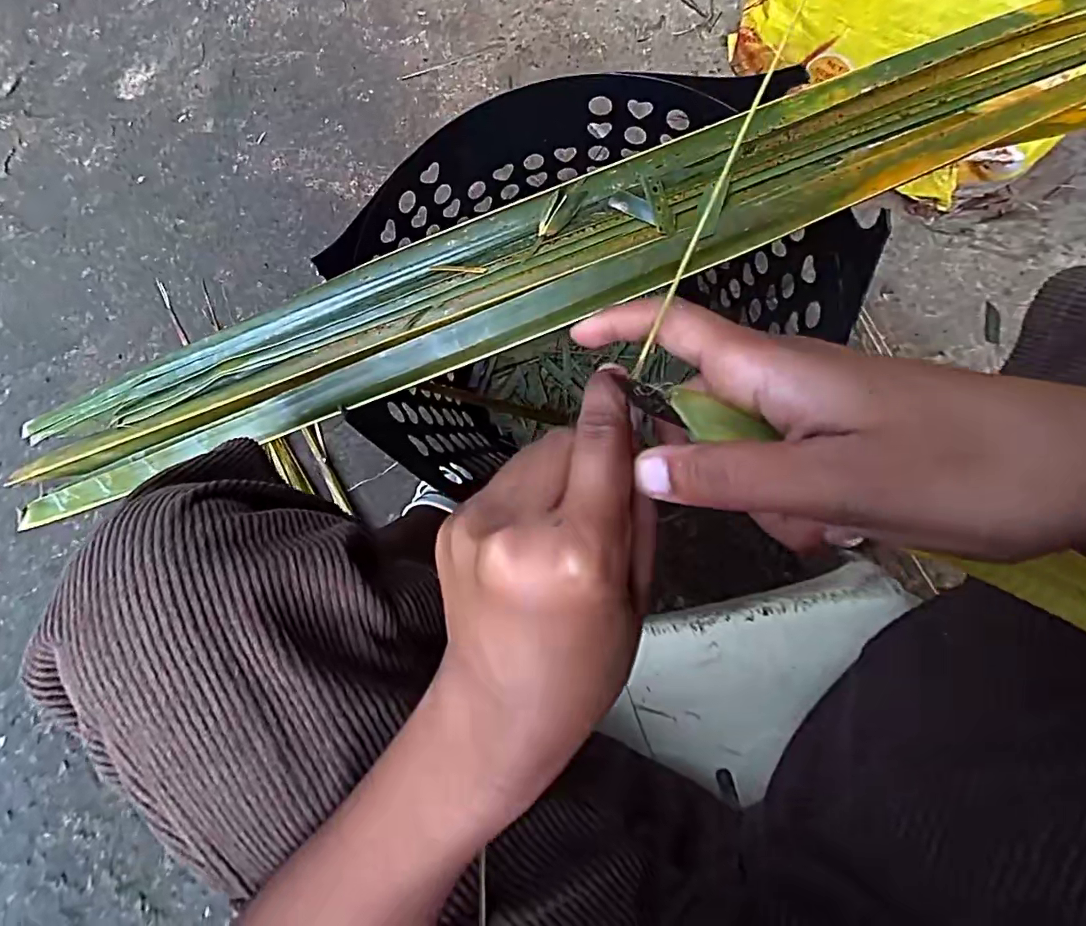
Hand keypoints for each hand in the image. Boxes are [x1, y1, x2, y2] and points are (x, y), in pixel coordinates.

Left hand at [429, 368, 654, 814]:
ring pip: (529, 458)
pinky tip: (530, 532)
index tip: (616, 377)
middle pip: (560, 444)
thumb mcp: (636, 597)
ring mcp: (470, 522)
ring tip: (565, 516)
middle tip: (604, 482)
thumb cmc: (582, 668)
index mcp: (573, 552)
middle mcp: (513, 526)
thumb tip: (634, 451)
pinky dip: (527, 491)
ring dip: (557, 469)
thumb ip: (636, 516)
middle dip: (589, 449)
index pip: (597, 449)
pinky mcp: (449, 524)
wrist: (496, 707)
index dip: (610, 406)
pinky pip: (503, 482)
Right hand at [573, 298, 1085, 562]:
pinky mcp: (842, 437)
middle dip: (713, 470)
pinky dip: (798, 504)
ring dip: (765, 498)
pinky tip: (852, 524)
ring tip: (835, 522)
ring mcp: (814, 410)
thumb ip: (729, 477)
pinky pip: (784, 471)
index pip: (677, 326)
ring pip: (745, 455)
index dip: (621, 325)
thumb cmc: (968, 466)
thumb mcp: (836, 483)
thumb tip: (636, 468)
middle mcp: (784, 380)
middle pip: (703, 415)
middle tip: (774, 508)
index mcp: (773, 368)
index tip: (573, 340)